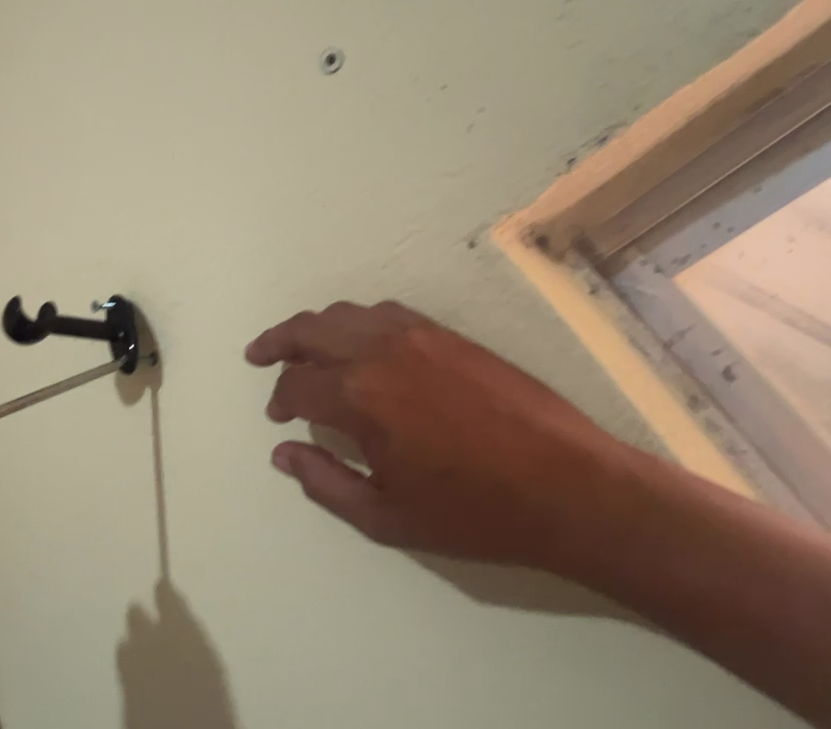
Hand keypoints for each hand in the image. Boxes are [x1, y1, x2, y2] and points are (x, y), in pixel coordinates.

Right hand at [247, 301, 644, 571]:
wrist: (570, 488)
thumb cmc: (474, 512)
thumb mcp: (387, 517)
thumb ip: (325, 482)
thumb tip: (283, 451)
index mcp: (358, 396)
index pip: (296, 383)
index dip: (280, 399)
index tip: (280, 417)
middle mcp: (378, 351)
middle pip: (309, 329)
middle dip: (278, 343)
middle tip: (259, 356)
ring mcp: (416, 335)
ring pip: (346, 313)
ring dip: (316, 327)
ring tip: (304, 346)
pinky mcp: (447, 334)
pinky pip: (387, 312)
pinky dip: (358, 321)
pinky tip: (360, 342)